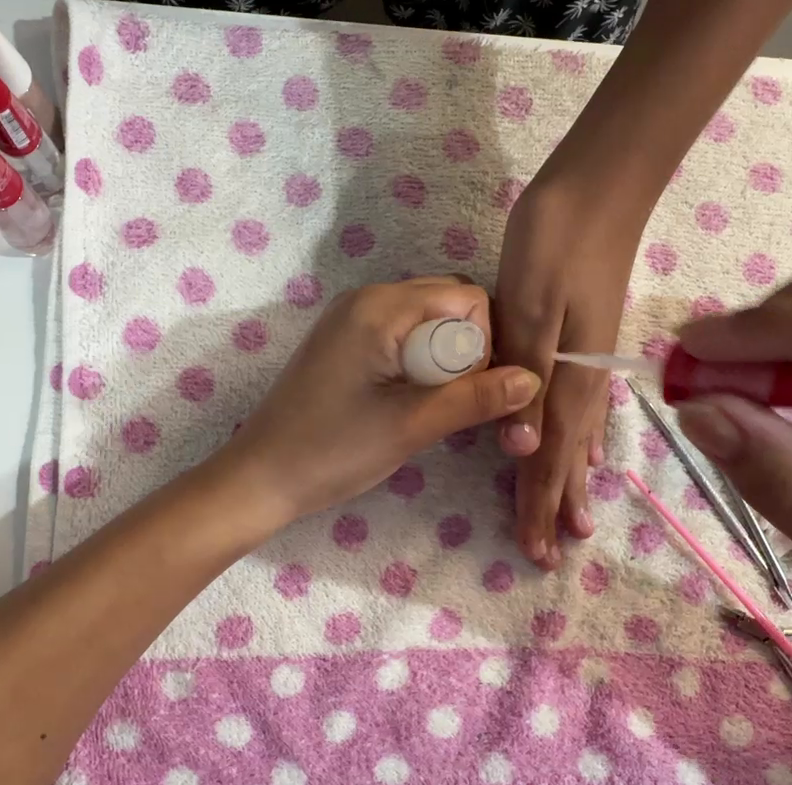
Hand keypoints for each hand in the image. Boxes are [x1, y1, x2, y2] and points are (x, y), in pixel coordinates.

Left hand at [219, 277, 541, 523]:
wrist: (260, 478)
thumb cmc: (332, 451)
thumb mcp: (410, 426)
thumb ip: (473, 399)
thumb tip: (531, 379)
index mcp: (381, 307)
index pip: (467, 299)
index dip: (486, 344)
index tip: (476, 393)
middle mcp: (367, 298)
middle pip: (448, 306)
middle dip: (467, 352)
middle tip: (457, 404)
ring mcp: (351, 319)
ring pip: (426, 325)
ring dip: (443, 362)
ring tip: (434, 408)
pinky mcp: (344, 344)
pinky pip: (400, 338)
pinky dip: (418, 365)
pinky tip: (410, 403)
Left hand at [494, 173, 641, 569]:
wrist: (602, 181)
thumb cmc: (556, 238)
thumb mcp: (531, 308)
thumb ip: (527, 378)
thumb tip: (522, 447)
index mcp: (567, 375)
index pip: (548, 455)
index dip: (539, 502)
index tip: (536, 549)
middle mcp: (583, 376)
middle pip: (567, 454)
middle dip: (556, 502)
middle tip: (554, 551)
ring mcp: (587, 357)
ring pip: (578, 434)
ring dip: (572, 479)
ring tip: (577, 517)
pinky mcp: (584, 339)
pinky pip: (583, 406)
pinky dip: (581, 438)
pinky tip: (583, 449)